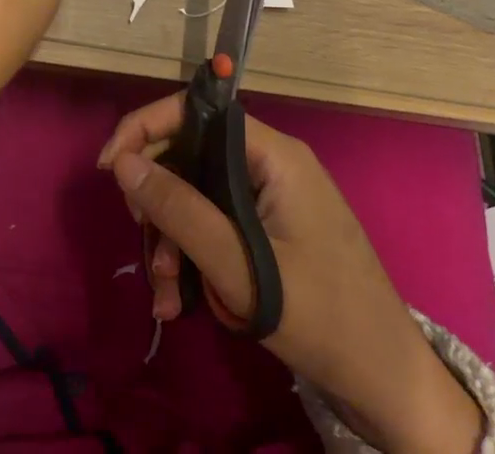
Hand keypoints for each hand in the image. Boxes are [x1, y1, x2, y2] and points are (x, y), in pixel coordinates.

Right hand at [99, 95, 483, 453]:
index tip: (110, 170)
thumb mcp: (238, 265)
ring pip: (194, 198)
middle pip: (188, 157)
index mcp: (274, 157)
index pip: (196, 112)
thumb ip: (180, 209)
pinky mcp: (267, 232)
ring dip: (171, 243)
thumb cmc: (320, 317)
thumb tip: (124, 161)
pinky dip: (190, 258)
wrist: (384, 382)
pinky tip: (179, 301)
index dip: (145, 130)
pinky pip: (213, 227)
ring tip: (166, 295)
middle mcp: (270, 167)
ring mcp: (269, 200)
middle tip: (143, 243)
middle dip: (157, 203)